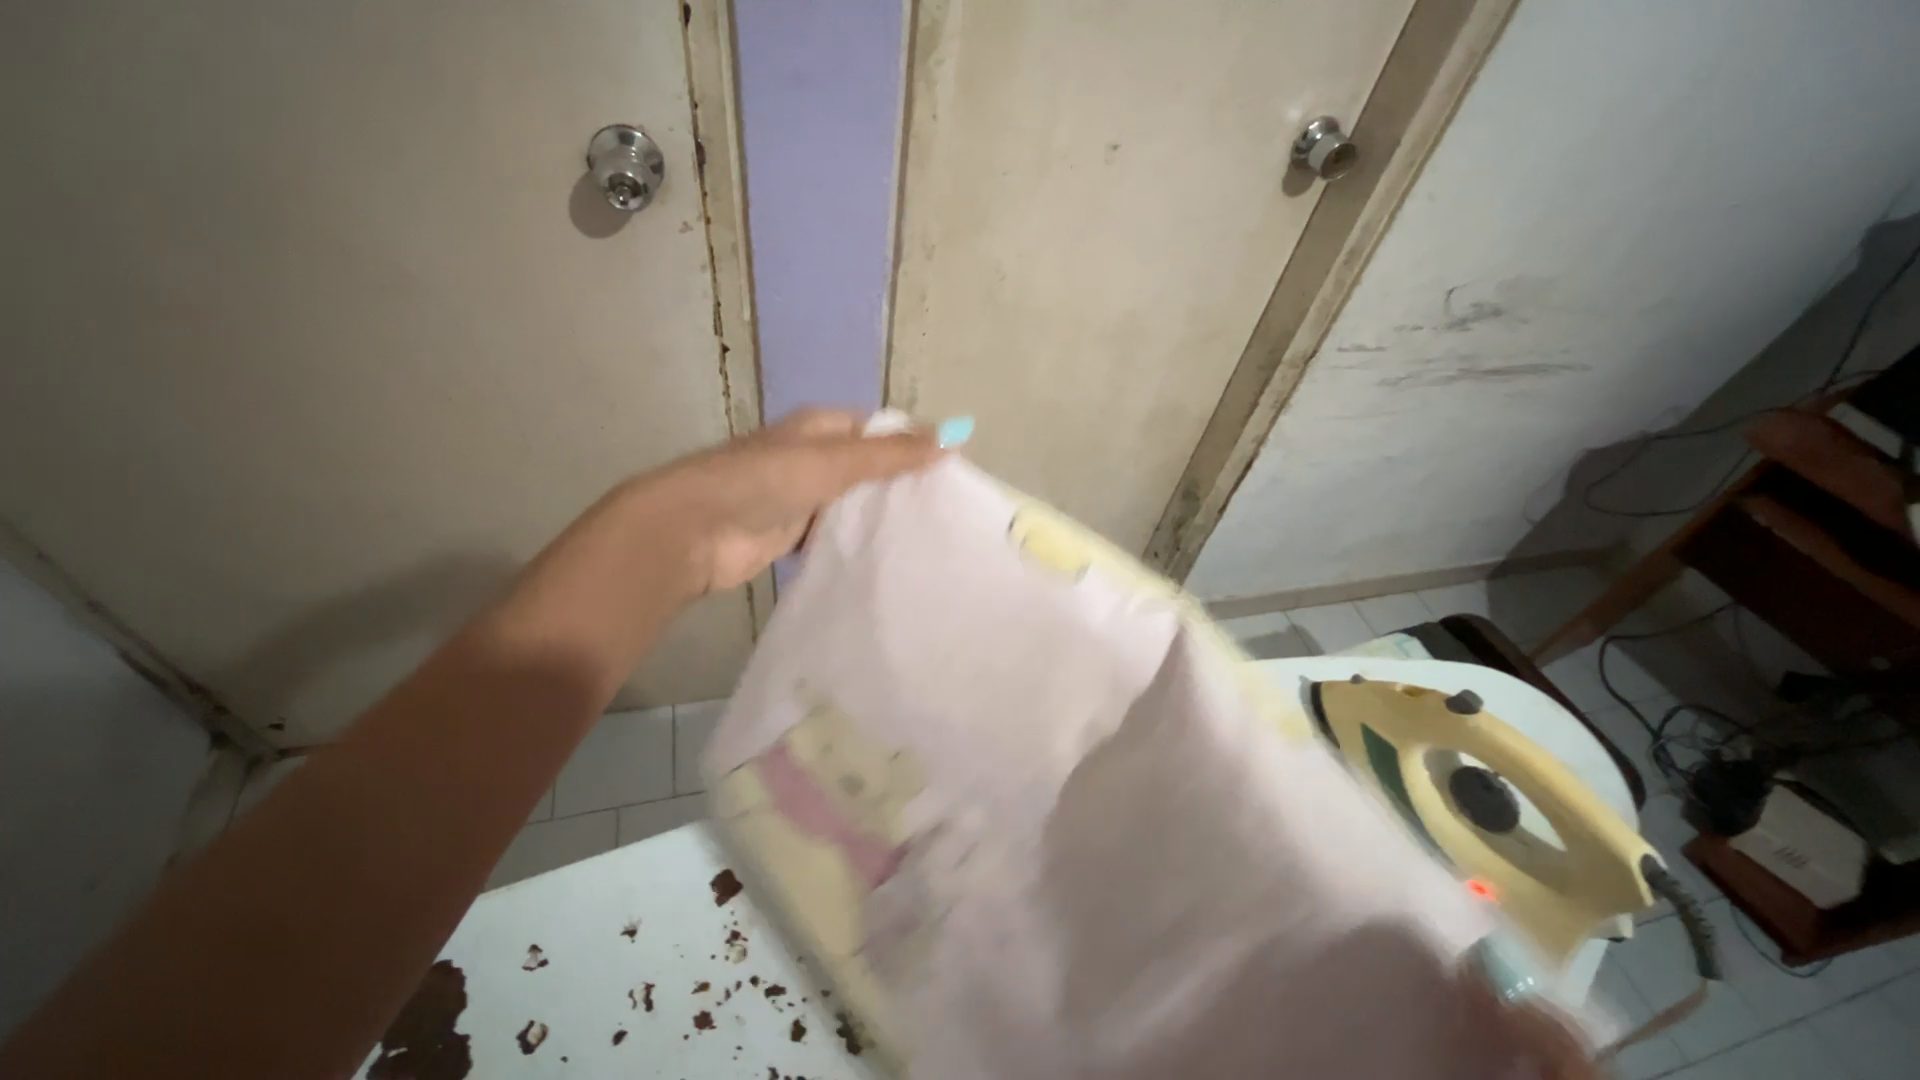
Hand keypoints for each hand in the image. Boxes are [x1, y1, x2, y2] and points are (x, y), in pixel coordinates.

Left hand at [633, 409, 946, 594]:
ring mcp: (800, 498)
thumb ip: (891, 454)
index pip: (876, 430)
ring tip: (927, 538)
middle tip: (945, 512)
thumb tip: (954, 437)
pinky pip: (833, 537)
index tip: (949, 473)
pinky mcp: (791, 536)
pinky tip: (886, 560)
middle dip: (899, 486)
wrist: (696, 530)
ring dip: (877, 519)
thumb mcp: (835, 461)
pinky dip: (854, 545)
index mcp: (819, 427)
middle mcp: (810, 458)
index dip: (911, 445)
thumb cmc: (765, 481)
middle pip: (866, 469)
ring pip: (851, 505)